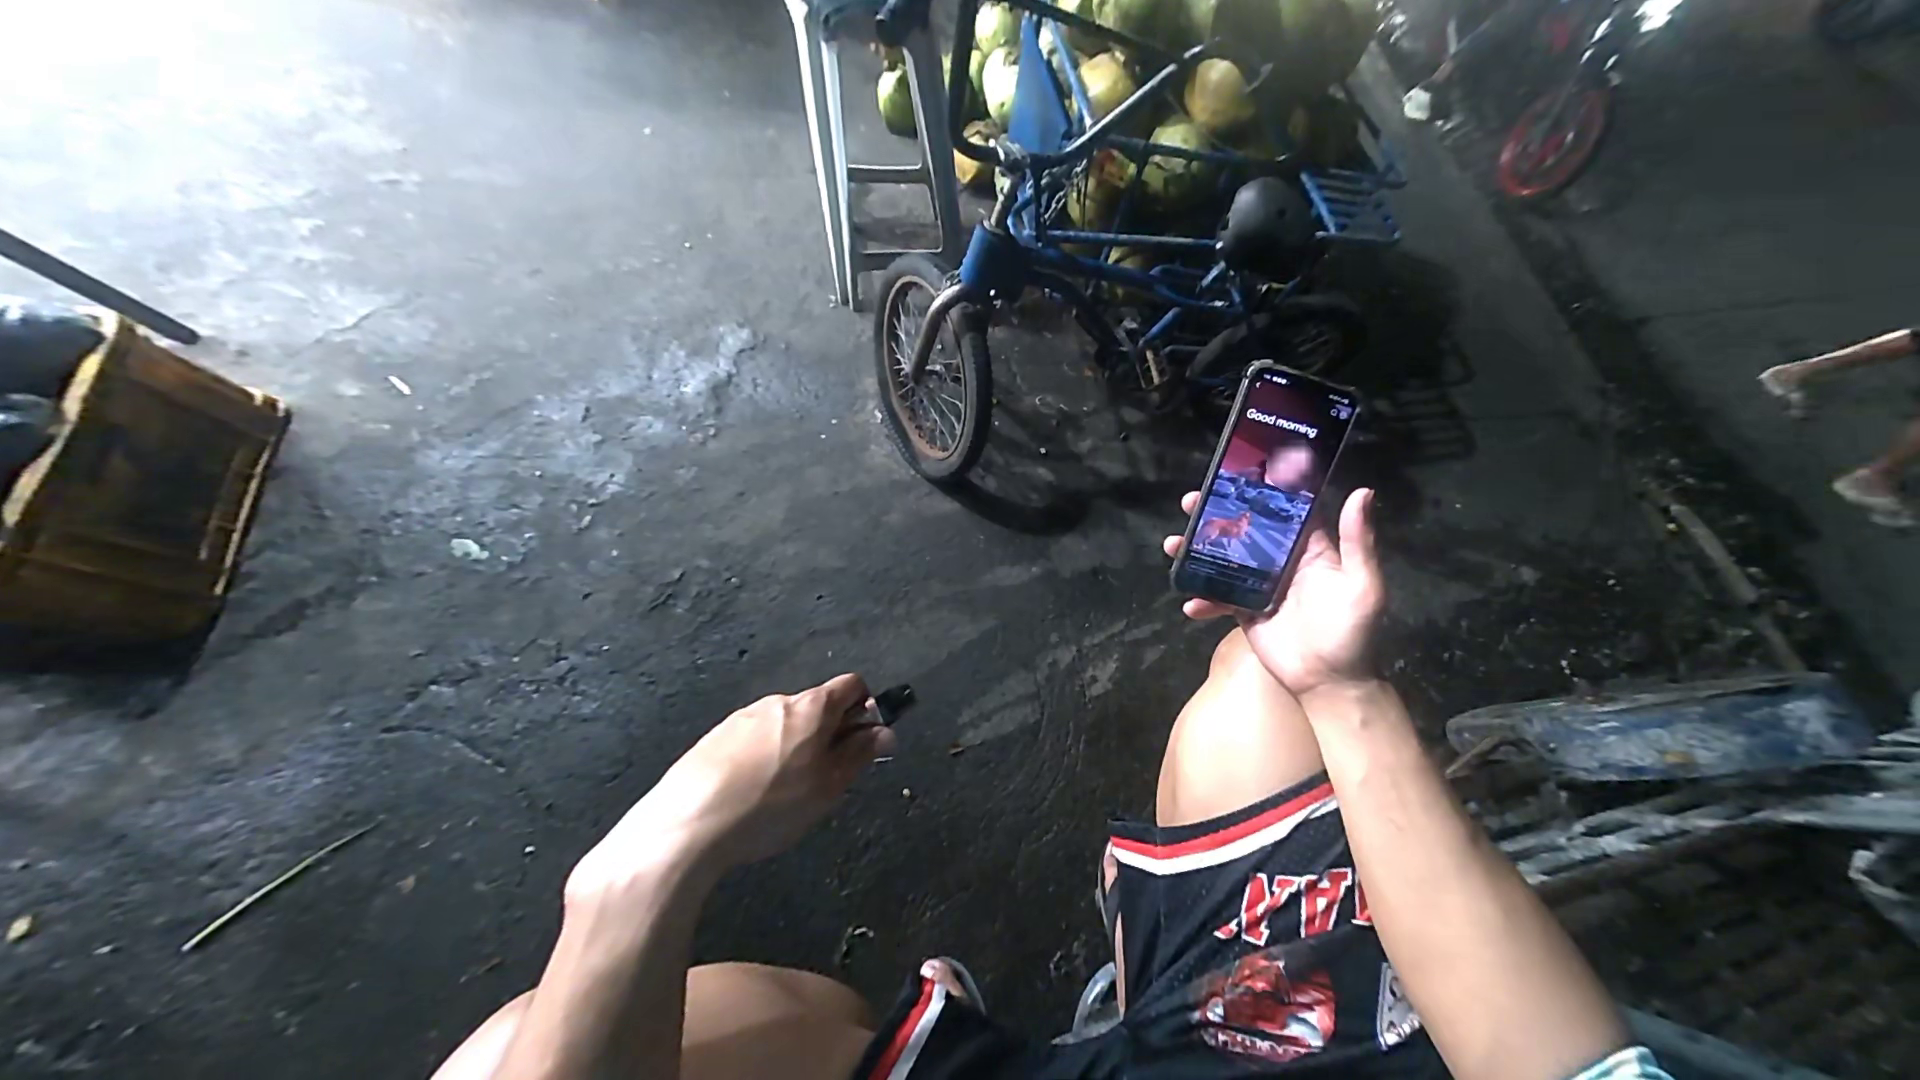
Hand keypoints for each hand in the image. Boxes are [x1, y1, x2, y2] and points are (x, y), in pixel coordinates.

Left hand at [568, 674, 895, 897]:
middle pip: (818, 706)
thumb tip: (884, 732)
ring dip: (796, 747)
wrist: (686, 825)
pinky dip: (764, 757)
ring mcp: (742, 717)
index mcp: (812, 707)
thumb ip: (860, 754)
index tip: (863, 742)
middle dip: (829, 734)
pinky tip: (751, 795)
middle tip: (826, 779)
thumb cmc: (770, 805)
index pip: (852, 685)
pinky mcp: (715, 738)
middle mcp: (777, 701)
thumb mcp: (829, 787)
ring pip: (784, 724)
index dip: (866, 709)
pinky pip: (754, 739)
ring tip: (784, 795)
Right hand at [1164, 487, 1383, 696]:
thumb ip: (1358, 541)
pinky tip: (1190, 604)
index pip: (1283, 511)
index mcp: (1308, 548)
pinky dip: (1201, 600)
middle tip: (1189, 502)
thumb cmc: (1350, 632)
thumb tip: (1363, 490)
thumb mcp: (1362, 585)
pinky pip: (1217, 597)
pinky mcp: (1242, 609)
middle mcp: (1280, 561)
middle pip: (1242, 529)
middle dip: (1212, 514)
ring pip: (1221, 559)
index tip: (1234, 473)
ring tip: (1172, 545)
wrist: (1328, 682)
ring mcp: (1257, 585)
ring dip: (1195, 551)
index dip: (1260, 490)